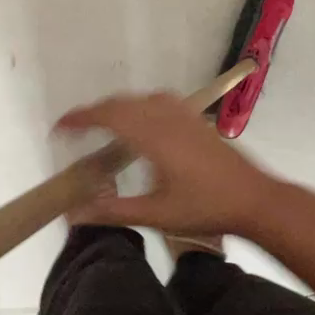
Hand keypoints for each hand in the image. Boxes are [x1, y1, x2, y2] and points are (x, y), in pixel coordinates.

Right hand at [57, 92, 283, 236]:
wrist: (255, 200)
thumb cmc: (206, 209)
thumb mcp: (156, 214)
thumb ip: (113, 211)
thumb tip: (74, 213)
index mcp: (154, 136)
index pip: (107, 116)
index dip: (79, 119)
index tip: (59, 128)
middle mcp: (168, 118)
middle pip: (122, 103)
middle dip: (95, 112)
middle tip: (75, 130)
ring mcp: (187, 117)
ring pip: (143, 100)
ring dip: (120, 107)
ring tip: (104, 126)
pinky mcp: (199, 122)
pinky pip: (162, 102)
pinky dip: (142, 107)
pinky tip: (144, 124)